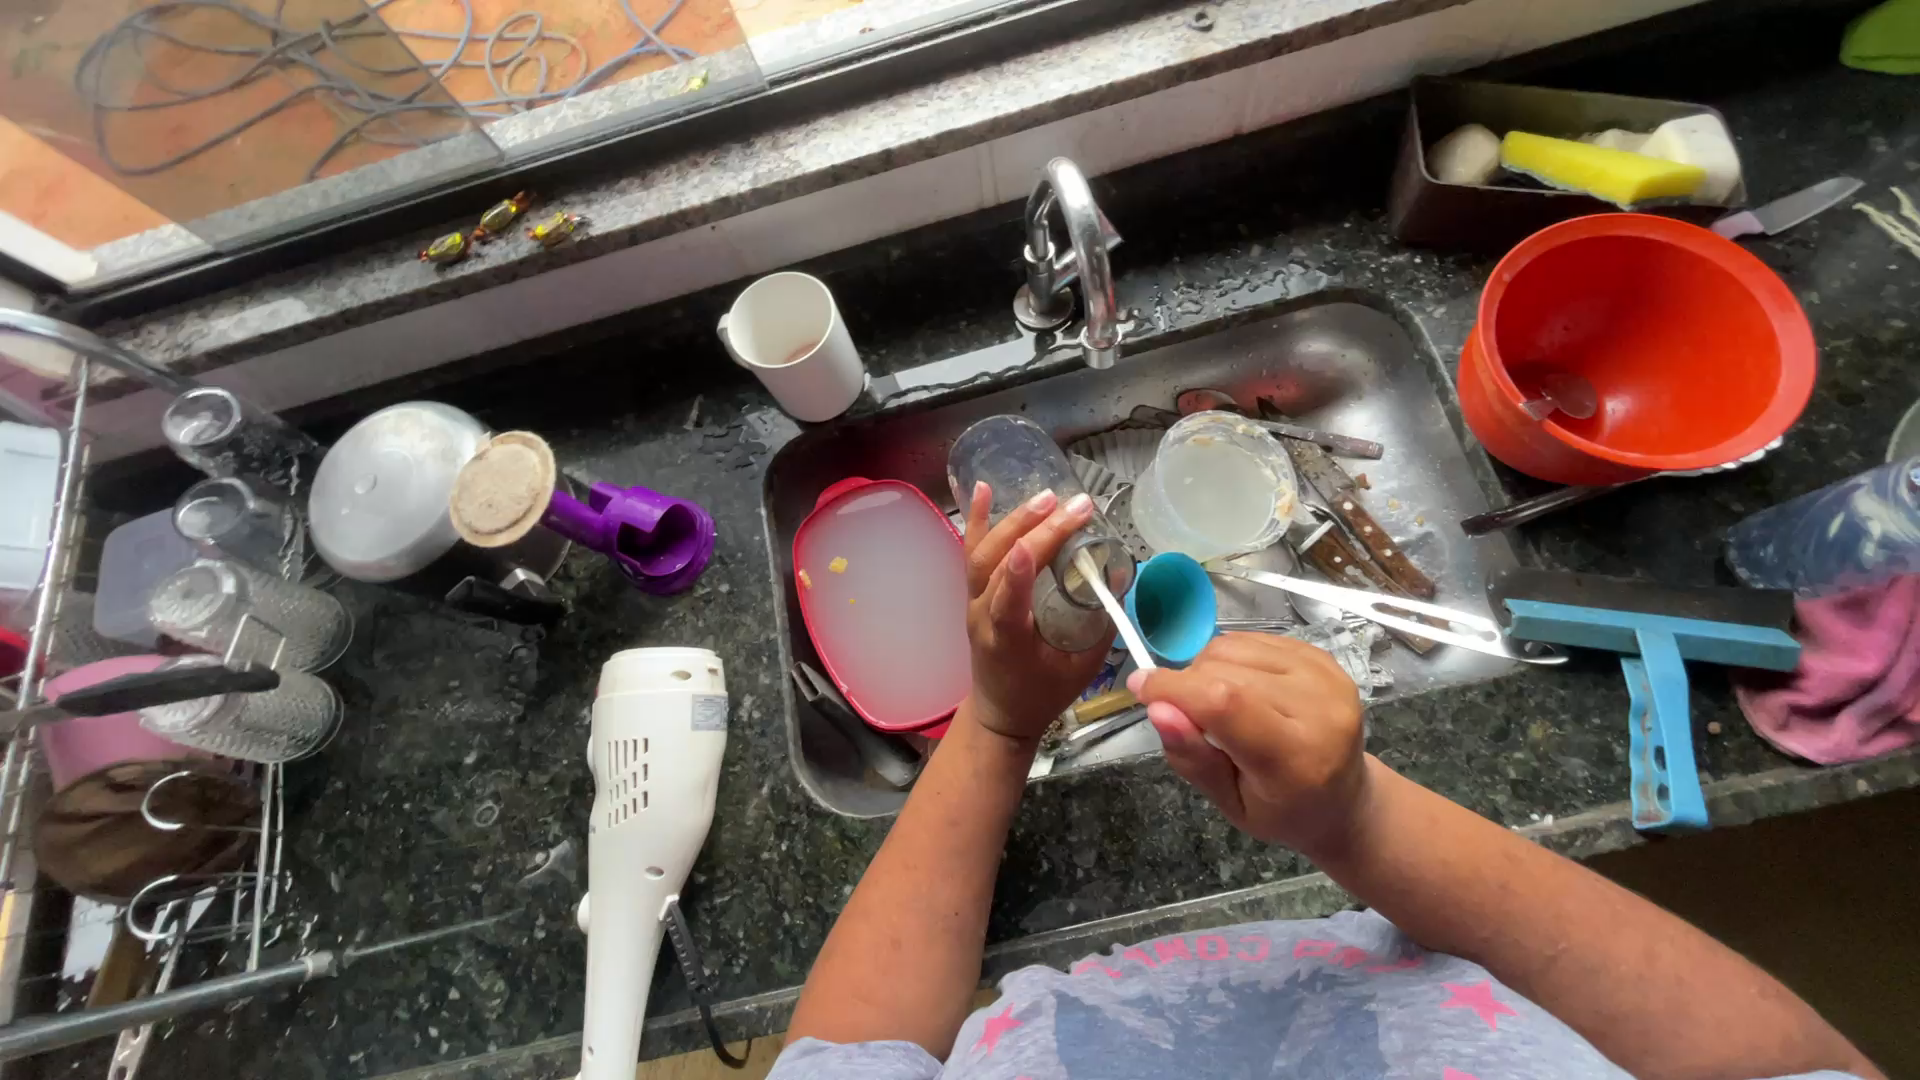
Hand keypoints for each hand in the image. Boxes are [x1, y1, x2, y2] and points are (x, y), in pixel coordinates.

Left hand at [961, 482, 1113, 740]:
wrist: (1000, 712)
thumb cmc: (1042, 694)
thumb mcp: (1080, 670)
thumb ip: (1100, 625)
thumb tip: (1121, 578)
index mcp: (1007, 641)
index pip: (1007, 602)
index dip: (1016, 573)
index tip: (1030, 543)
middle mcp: (982, 615)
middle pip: (998, 567)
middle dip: (1032, 532)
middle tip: (1067, 505)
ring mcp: (972, 601)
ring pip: (983, 554)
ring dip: (1012, 521)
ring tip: (1045, 496)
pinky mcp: (972, 592)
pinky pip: (972, 551)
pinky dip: (978, 519)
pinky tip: (983, 487)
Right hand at [1128, 634, 1367, 857]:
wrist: (1343, 799)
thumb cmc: (1281, 810)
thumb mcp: (1229, 805)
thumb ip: (1192, 758)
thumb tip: (1156, 708)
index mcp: (1297, 758)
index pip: (1225, 703)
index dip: (1173, 688)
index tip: (1140, 689)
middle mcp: (1320, 708)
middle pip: (1222, 670)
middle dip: (1185, 684)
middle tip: (1187, 715)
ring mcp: (1325, 676)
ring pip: (1230, 646)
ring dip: (1205, 669)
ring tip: (1217, 704)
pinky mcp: (1321, 656)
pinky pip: (1248, 638)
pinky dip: (1228, 659)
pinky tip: (1240, 687)